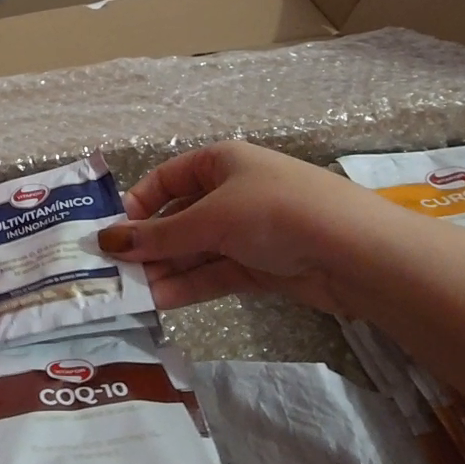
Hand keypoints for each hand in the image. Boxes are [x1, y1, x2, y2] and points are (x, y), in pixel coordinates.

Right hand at [94, 140, 409, 314]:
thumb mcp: (209, 219)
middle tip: (115, 272)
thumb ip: (157, 236)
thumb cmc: (275, 212)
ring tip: (132, 293)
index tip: (114, 233)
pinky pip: (216, 272)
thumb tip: (104, 242)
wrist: (359, 253)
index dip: (138, 204)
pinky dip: (190, 284)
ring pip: (195, 249)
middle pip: (178, 218)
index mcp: (219, 162)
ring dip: (165, 269)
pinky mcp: (264, 266)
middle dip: (148, 245)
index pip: (165, 179)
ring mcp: (249, 231)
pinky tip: (161, 301)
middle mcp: (232, 192)